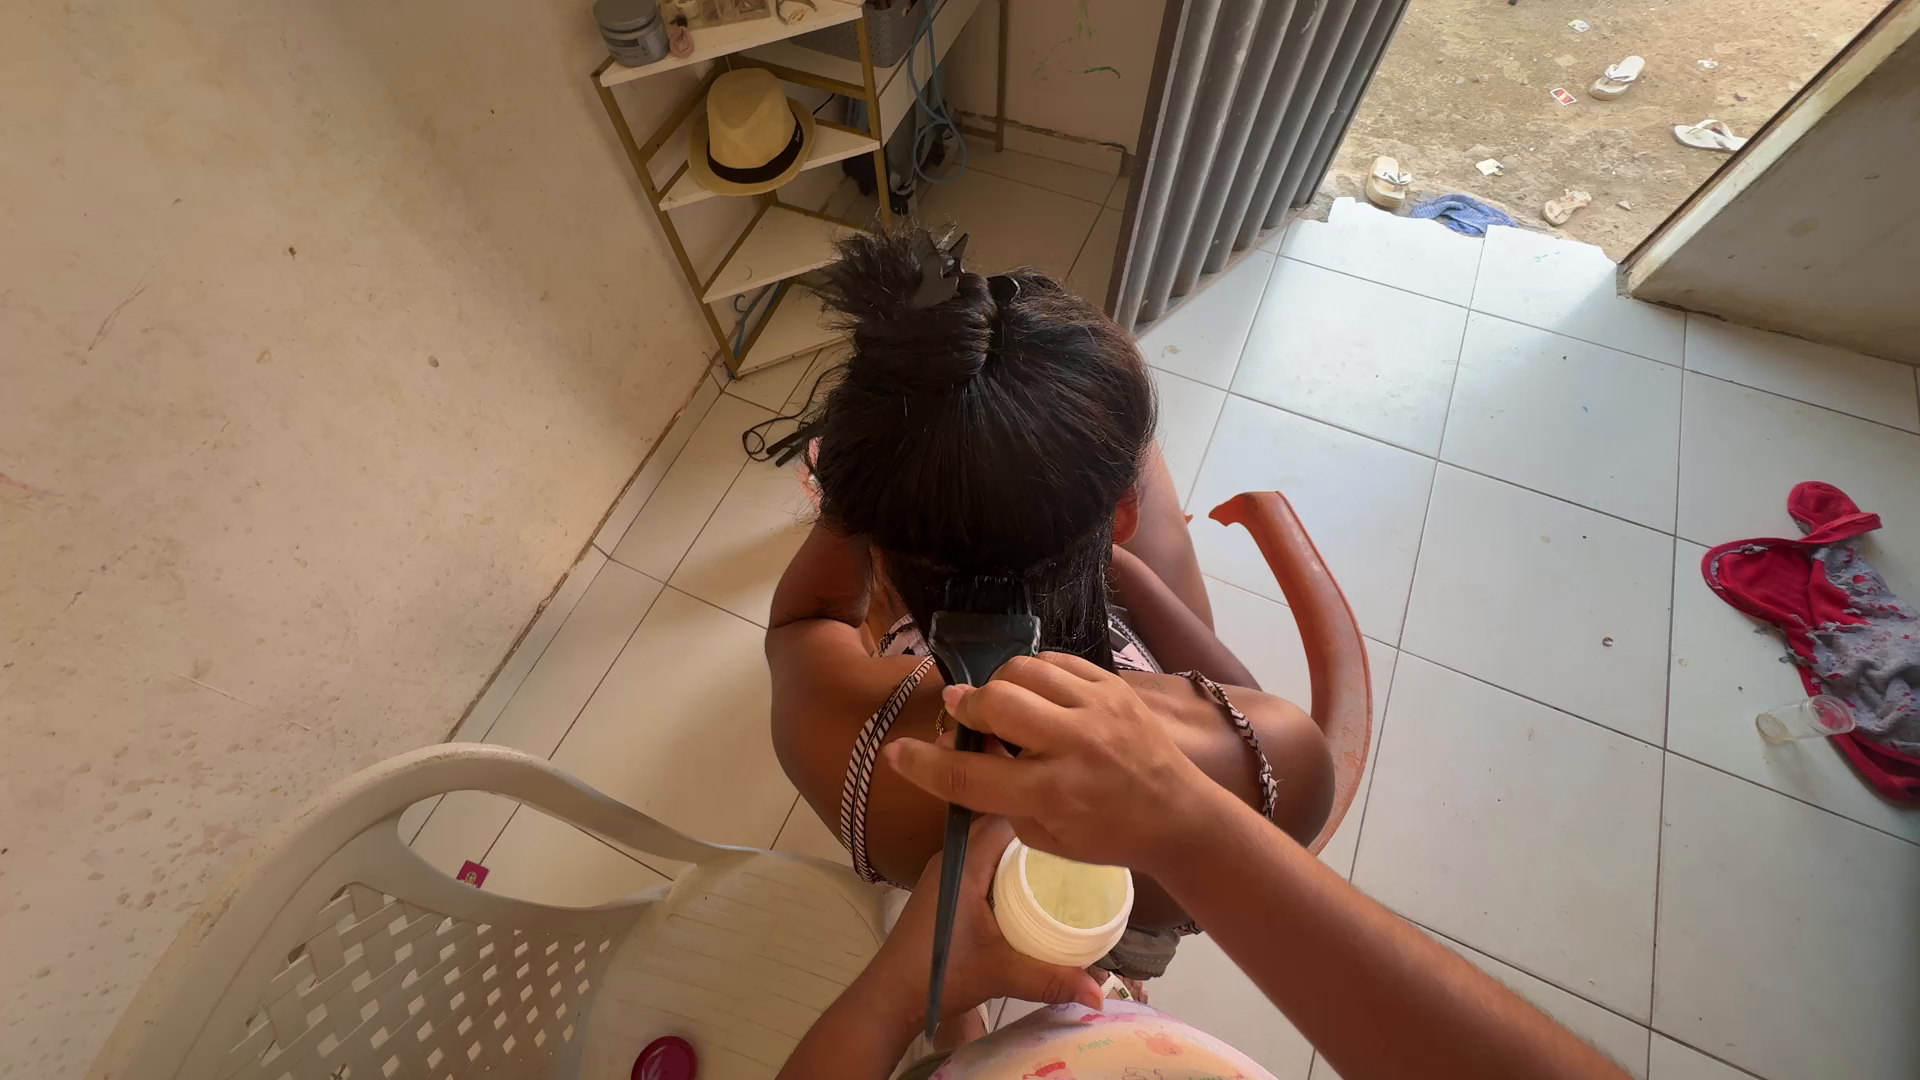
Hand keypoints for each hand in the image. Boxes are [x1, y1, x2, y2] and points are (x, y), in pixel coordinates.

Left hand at [868, 816, 1102, 1022]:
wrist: (892, 992)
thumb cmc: (942, 973)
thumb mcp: (1002, 973)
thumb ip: (1051, 979)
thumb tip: (1100, 993)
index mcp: (966, 861)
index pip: (1005, 818)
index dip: (1037, 816)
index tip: (1070, 826)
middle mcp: (953, 854)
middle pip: (998, 825)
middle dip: (1033, 831)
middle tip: (1071, 846)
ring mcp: (945, 868)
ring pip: (988, 841)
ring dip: (1016, 847)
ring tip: (1056, 860)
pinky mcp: (943, 884)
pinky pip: (979, 857)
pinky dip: (1002, 862)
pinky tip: (1025, 883)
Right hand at [881, 652, 1224, 874]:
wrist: (1179, 814)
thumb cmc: (1107, 836)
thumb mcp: (1045, 837)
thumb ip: (1001, 796)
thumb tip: (969, 749)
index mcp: (1055, 794)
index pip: (972, 777)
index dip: (925, 765)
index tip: (897, 753)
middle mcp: (1075, 745)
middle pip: (997, 703)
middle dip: (967, 704)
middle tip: (963, 711)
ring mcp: (1099, 707)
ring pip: (1024, 670)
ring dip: (1000, 683)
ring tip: (1003, 703)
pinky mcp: (1114, 684)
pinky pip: (1056, 660)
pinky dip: (1033, 673)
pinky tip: (1033, 691)